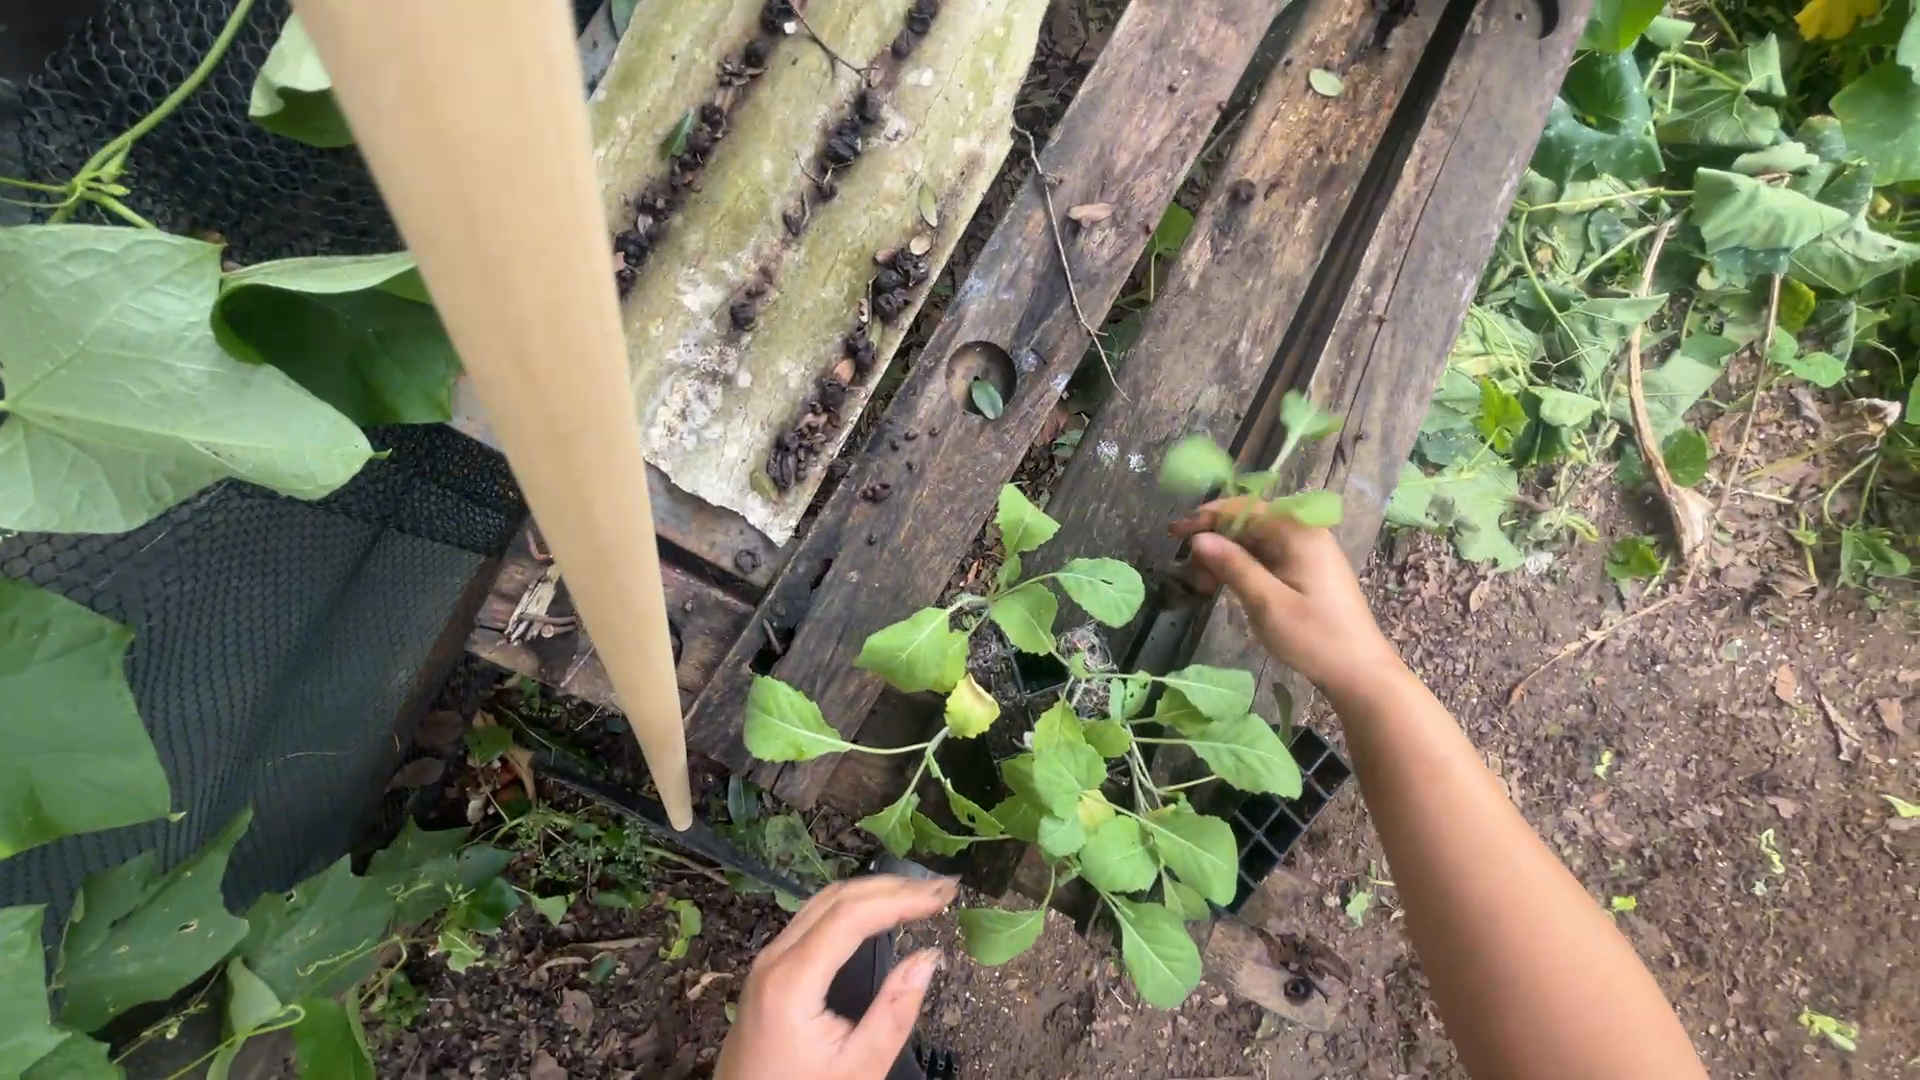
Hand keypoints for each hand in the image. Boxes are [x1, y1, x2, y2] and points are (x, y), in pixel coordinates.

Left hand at [715, 875, 956, 1079]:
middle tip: (942, 888)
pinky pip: (815, 916)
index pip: (851, 915)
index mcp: (791, 980)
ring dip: (875, 890)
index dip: (900, 897)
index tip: (943, 895)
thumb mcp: (857, 1072)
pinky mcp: (772, 966)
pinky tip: (881, 909)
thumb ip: (894, 1012)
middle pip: (838, 898)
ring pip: (825, 901)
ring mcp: (769, 958)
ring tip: (920, 893)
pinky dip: (854, 904)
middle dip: (893, 886)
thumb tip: (929, 956)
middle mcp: (775, 956)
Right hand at [1170, 496, 1400, 698]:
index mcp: (1298, 534)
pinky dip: (1241, 568)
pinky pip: (1265, 557)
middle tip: (1190, 574)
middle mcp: (1304, 535)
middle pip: (1247, 523)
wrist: (1360, 673)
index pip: (1243, 509)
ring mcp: (1306, 553)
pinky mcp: (1305, 571)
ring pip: (1253, 541)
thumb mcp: (1266, 603)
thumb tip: (1199, 538)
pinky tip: (1226, 587)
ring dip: (1224, 557)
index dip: (1206, 517)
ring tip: (1206, 587)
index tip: (1174, 534)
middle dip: (1214, 542)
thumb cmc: (1314, 638)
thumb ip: (1233, 566)